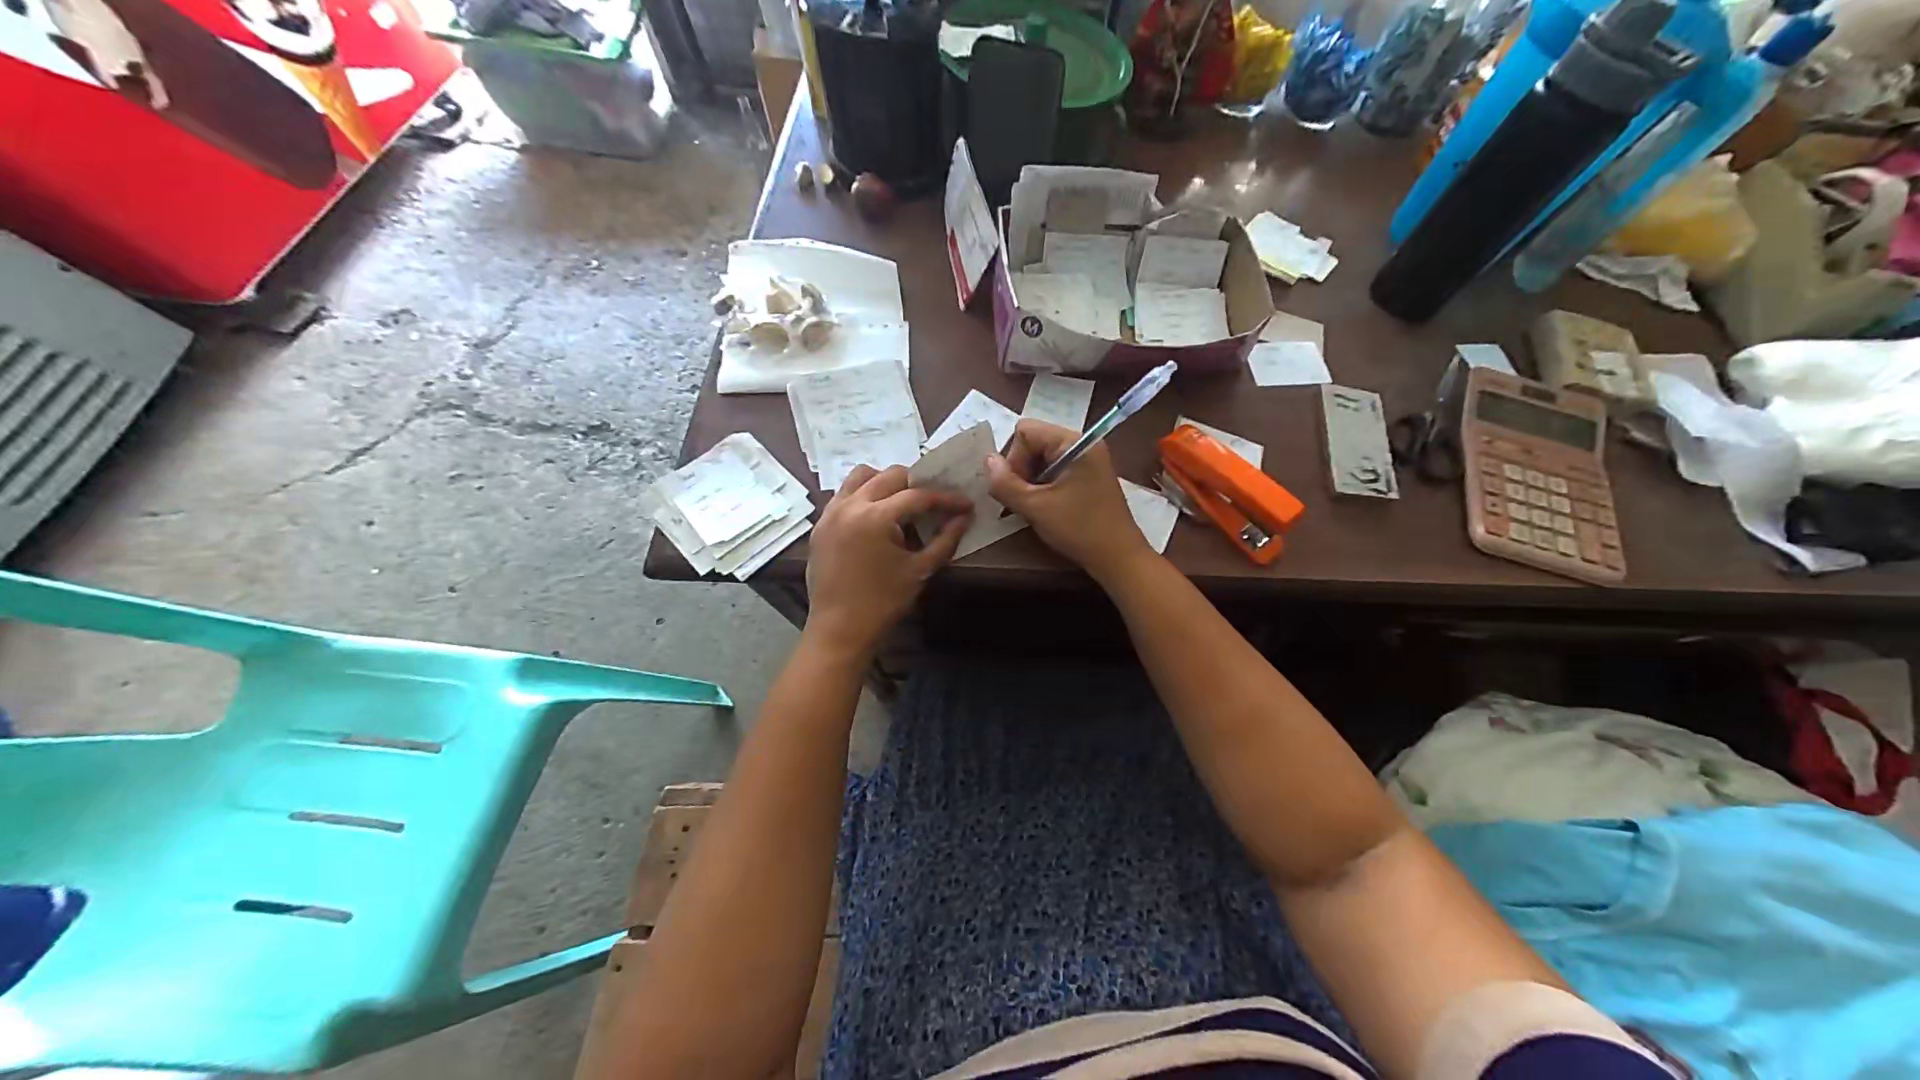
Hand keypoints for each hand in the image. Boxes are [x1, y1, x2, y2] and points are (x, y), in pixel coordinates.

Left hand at [805, 465, 972, 656]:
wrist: (840, 629)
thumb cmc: (883, 603)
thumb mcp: (920, 571)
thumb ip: (945, 540)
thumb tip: (964, 517)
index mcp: (875, 517)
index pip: (917, 496)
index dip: (945, 498)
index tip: (965, 504)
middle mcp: (850, 506)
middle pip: (889, 476)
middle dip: (916, 484)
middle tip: (934, 503)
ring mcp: (831, 513)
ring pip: (861, 477)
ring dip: (885, 482)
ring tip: (901, 503)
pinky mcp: (821, 525)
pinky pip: (844, 495)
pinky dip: (863, 495)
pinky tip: (877, 516)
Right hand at [986, 419, 1151, 581]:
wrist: (1118, 557)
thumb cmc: (1079, 529)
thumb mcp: (1035, 507)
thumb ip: (1005, 483)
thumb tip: (987, 460)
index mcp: (1074, 442)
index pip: (1026, 431)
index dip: (1013, 458)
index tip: (1018, 488)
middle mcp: (1083, 443)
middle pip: (1033, 441)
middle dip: (1021, 469)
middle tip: (1023, 499)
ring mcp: (1088, 459)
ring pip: (1042, 458)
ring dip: (1030, 480)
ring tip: (1033, 506)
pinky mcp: (1088, 475)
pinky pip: (1055, 469)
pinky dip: (1043, 485)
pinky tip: (1044, 506)